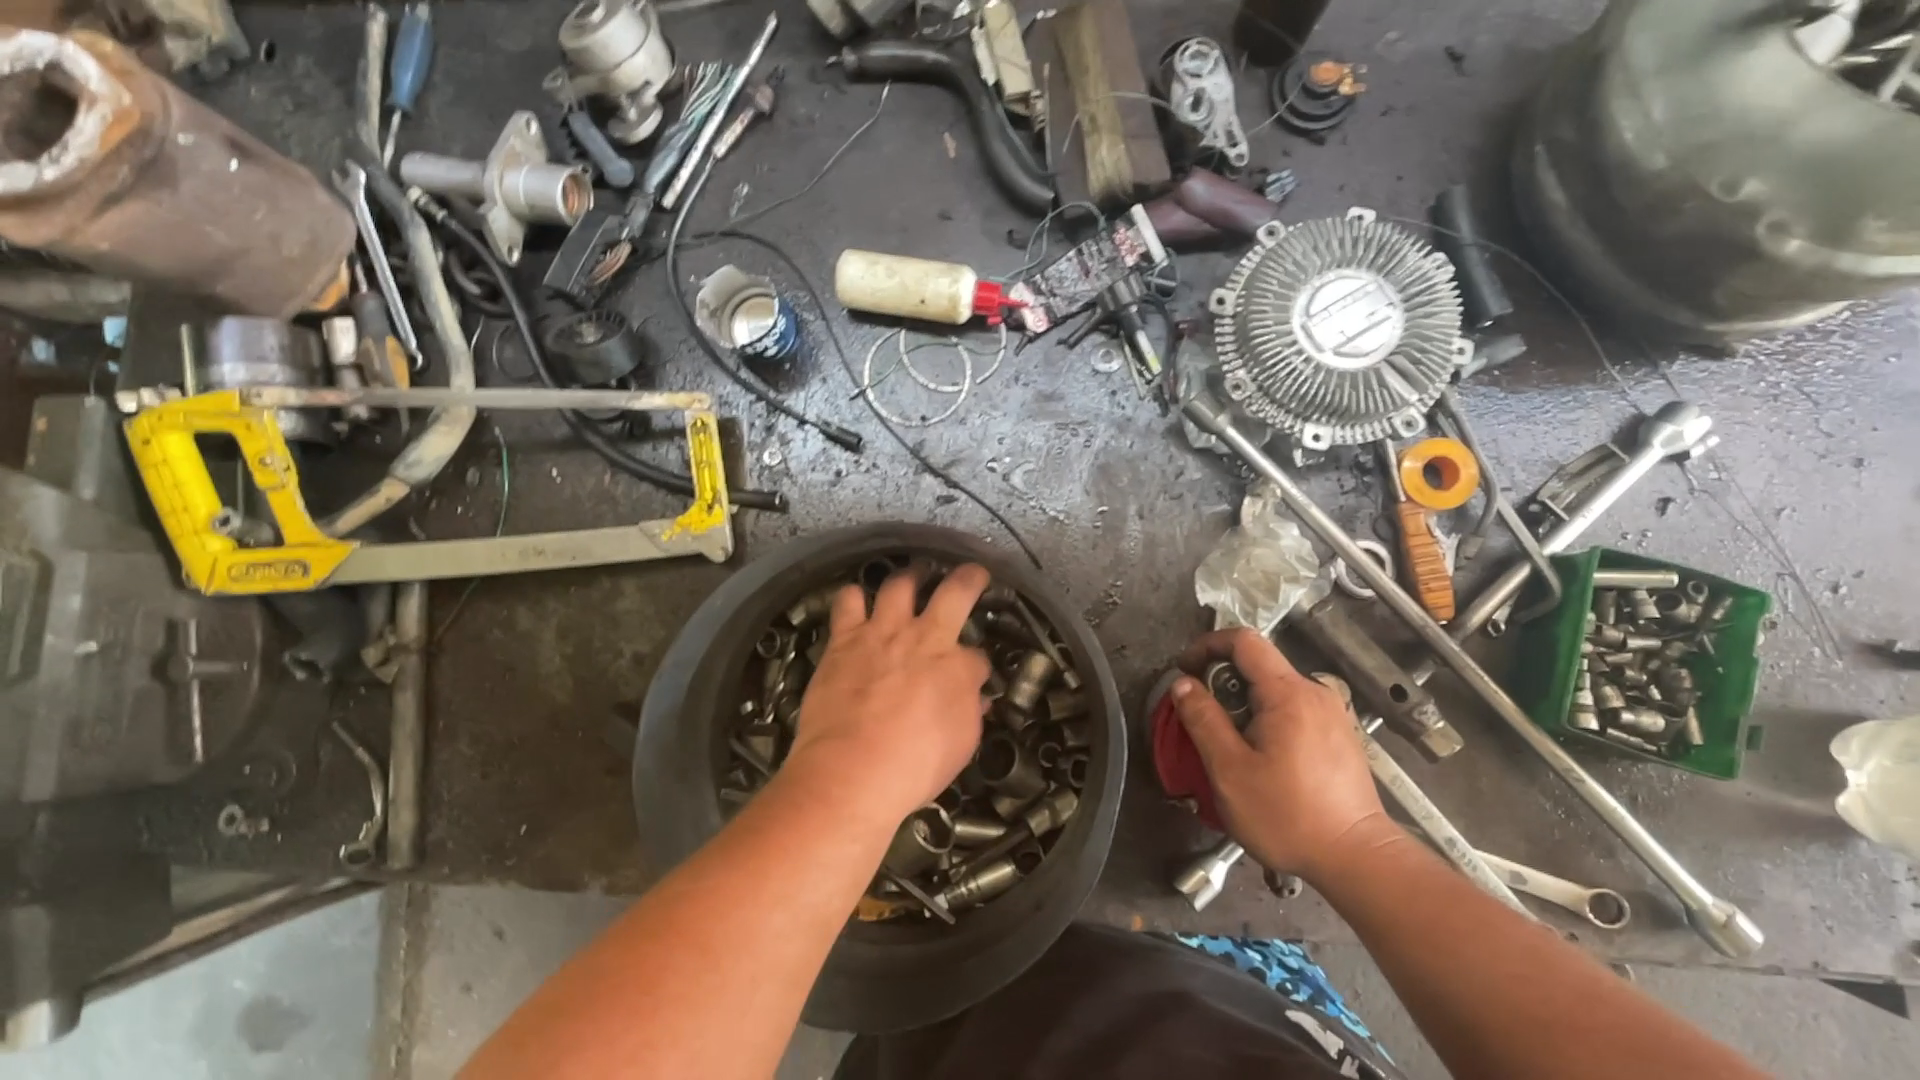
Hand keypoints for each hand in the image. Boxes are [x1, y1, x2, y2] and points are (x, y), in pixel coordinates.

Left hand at [790, 563, 992, 821]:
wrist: (852, 770)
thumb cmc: (914, 766)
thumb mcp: (960, 744)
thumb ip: (969, 711)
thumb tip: (977, 699)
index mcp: (957, 666)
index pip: (977, 656)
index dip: (976, 665)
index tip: (973, 675)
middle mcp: (923, 638)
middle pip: (954, 592)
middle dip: (968, 578)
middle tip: (972, 573)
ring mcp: (880, 633)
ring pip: (899, 584)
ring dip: (908, 578)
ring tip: (911, 577)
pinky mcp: (843, 639)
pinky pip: (848, 600)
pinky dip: (854, 597)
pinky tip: (855, 601)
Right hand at [1170, 628, 1400, 880]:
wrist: (1356, 858)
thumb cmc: (1288, 815)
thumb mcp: (1230, 770)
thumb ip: (1203, 720)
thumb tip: (1183, 684)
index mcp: (1288, 694)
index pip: (1244, 641)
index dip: (1207, 646)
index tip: (1185, 671)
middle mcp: (1315, 694)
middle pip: (1260, 666)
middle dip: (1223, 683)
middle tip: (1200, 719)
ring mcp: (1333, 715)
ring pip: (1276, 692)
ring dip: (1244, 705)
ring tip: (1228, 746)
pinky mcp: (1340, 737)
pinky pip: (1295, 712)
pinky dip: (1268, 721)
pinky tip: (1262, 760)